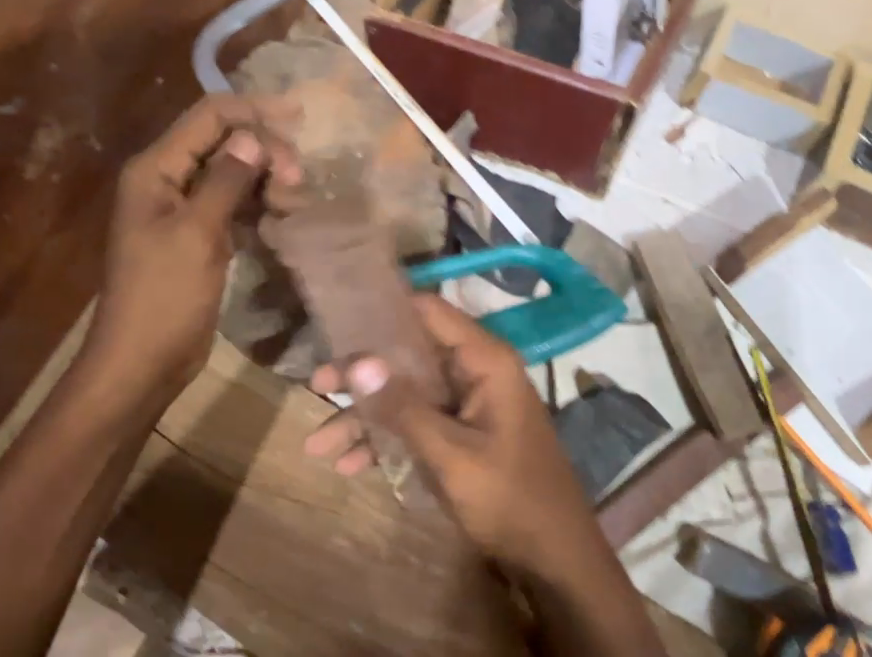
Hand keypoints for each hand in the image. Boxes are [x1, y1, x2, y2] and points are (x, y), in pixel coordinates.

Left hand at [90, 95, 300, 392]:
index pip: (209, 116)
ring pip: (232, 172)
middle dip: (264, 148)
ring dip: (265, 176)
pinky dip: (258, 203)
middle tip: (299, 176)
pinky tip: (283, 213)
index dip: (253, 111)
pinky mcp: (199, 235)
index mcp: (156, 169)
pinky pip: (233, 203)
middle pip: (222, 140)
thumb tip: (253, 137)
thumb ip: (227, 180)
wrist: (141, 362)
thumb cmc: (163, 297)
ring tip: (294, 197)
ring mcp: (182, 208)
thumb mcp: (197, 234)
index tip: (299, 117)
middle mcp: (167, 179)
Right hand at [303, 293, 594, 571]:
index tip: (337, 319)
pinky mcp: (462, 434)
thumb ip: (403, 407)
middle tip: (315, 386)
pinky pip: (416, 424)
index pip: (428, 312)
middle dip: (361, 375)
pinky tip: (350, 466)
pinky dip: (385, 440)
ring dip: (365, 417)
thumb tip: (357, 362)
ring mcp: (468, 404)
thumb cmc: (510, 498)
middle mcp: (475, 372)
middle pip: (408, 356)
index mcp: (484, 361)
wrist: (556, 560)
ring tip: (317, 444)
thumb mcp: (451, 455)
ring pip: (406, 394)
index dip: (383, 311)